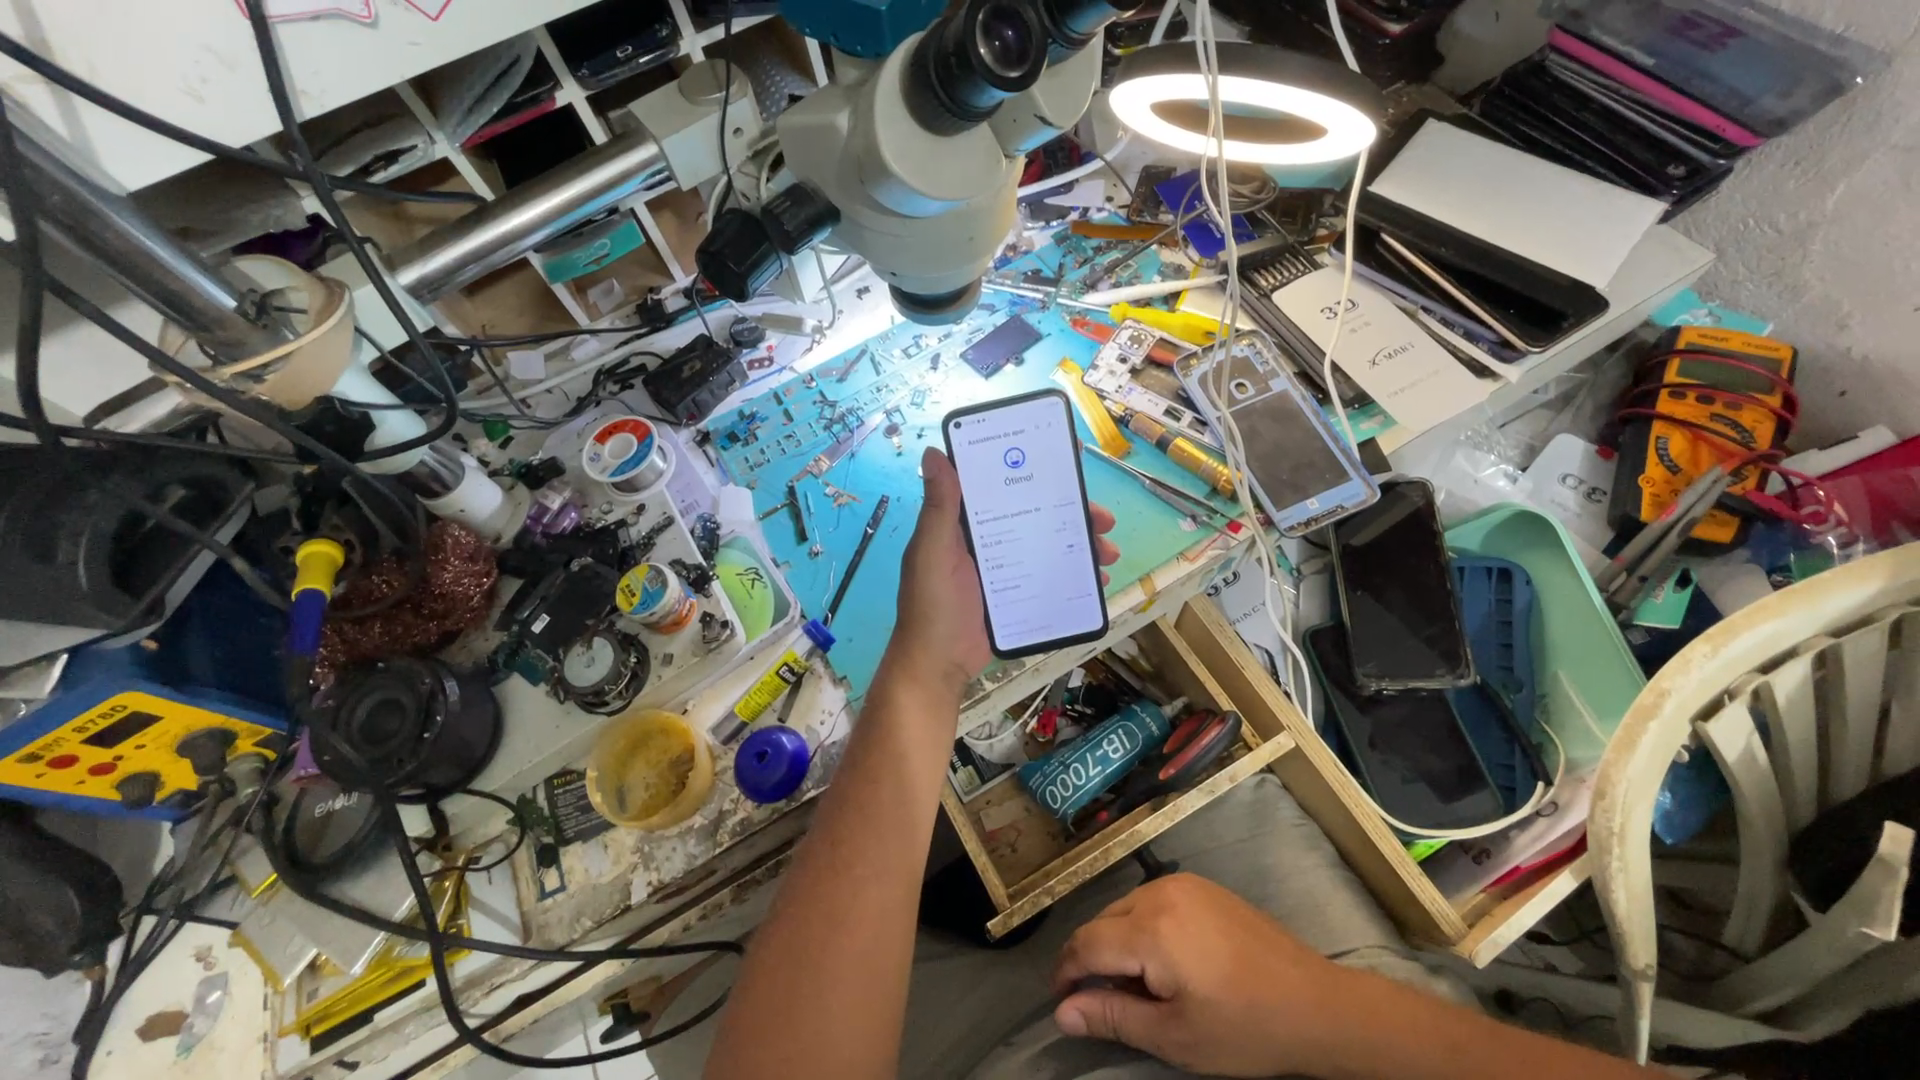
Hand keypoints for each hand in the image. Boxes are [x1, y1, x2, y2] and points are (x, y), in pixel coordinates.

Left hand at [891, 448, 1118, 694]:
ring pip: (1048, 545)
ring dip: (1081, 543)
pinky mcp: (1016, 595)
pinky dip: (1074, 574)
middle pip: (1035, 514)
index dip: (1031, 472)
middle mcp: (986, 540)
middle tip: (1104, 519)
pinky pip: (1050, 576)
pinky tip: (1097, 579)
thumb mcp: (932, 552)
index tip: (1066, 463)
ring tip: (1109, 552)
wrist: (938, 665)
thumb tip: (934, 452)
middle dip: (1072, 512)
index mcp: (963, 524)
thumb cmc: (932, 605)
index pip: (1001, 485)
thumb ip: (938, 507)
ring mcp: (1004, 569)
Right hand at [1051, 875, 1366, 1077]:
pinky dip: (1142, 927)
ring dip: (1116, 942)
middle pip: (1103, 922)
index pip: (1086, 944)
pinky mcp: (1204, 886)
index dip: (1066, 973)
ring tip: (1134, 985)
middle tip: (1100, 1002)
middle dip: (1091, 958)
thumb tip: (1061, 1012)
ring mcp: (1185, 884)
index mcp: (1151, 929)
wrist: (1318, 1005)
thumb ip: (1111, 1018)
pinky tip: (1162, 960)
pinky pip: (1152, 901)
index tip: (1062, 1002)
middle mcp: (1161, 893)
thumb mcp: (1173, 1036)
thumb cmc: (1244, 1028)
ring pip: (1125, 909)